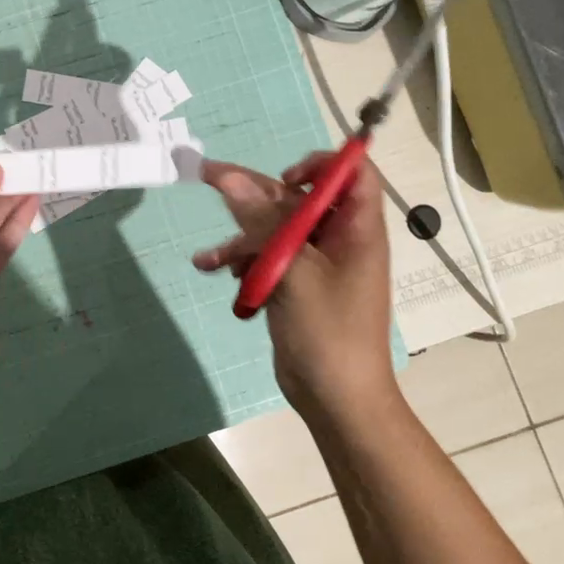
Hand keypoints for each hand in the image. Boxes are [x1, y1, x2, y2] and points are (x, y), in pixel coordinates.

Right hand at [192, 155, 394, 417]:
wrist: (336, 399)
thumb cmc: (329, 332)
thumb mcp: (293, 271)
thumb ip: (261, 222)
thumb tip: (228, 177)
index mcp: (357, 230)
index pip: (351, 173)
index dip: (320, 164)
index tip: (283, 178)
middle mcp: (339, 240)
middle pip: (296, 199)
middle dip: (252, 196)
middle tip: (207, 178)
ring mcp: (316, 263)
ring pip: (273, 230)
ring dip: (239, 240)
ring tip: (208, 258)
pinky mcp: (295, 285)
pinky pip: (266, 258)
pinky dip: (242, 263)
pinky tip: (217, 274)